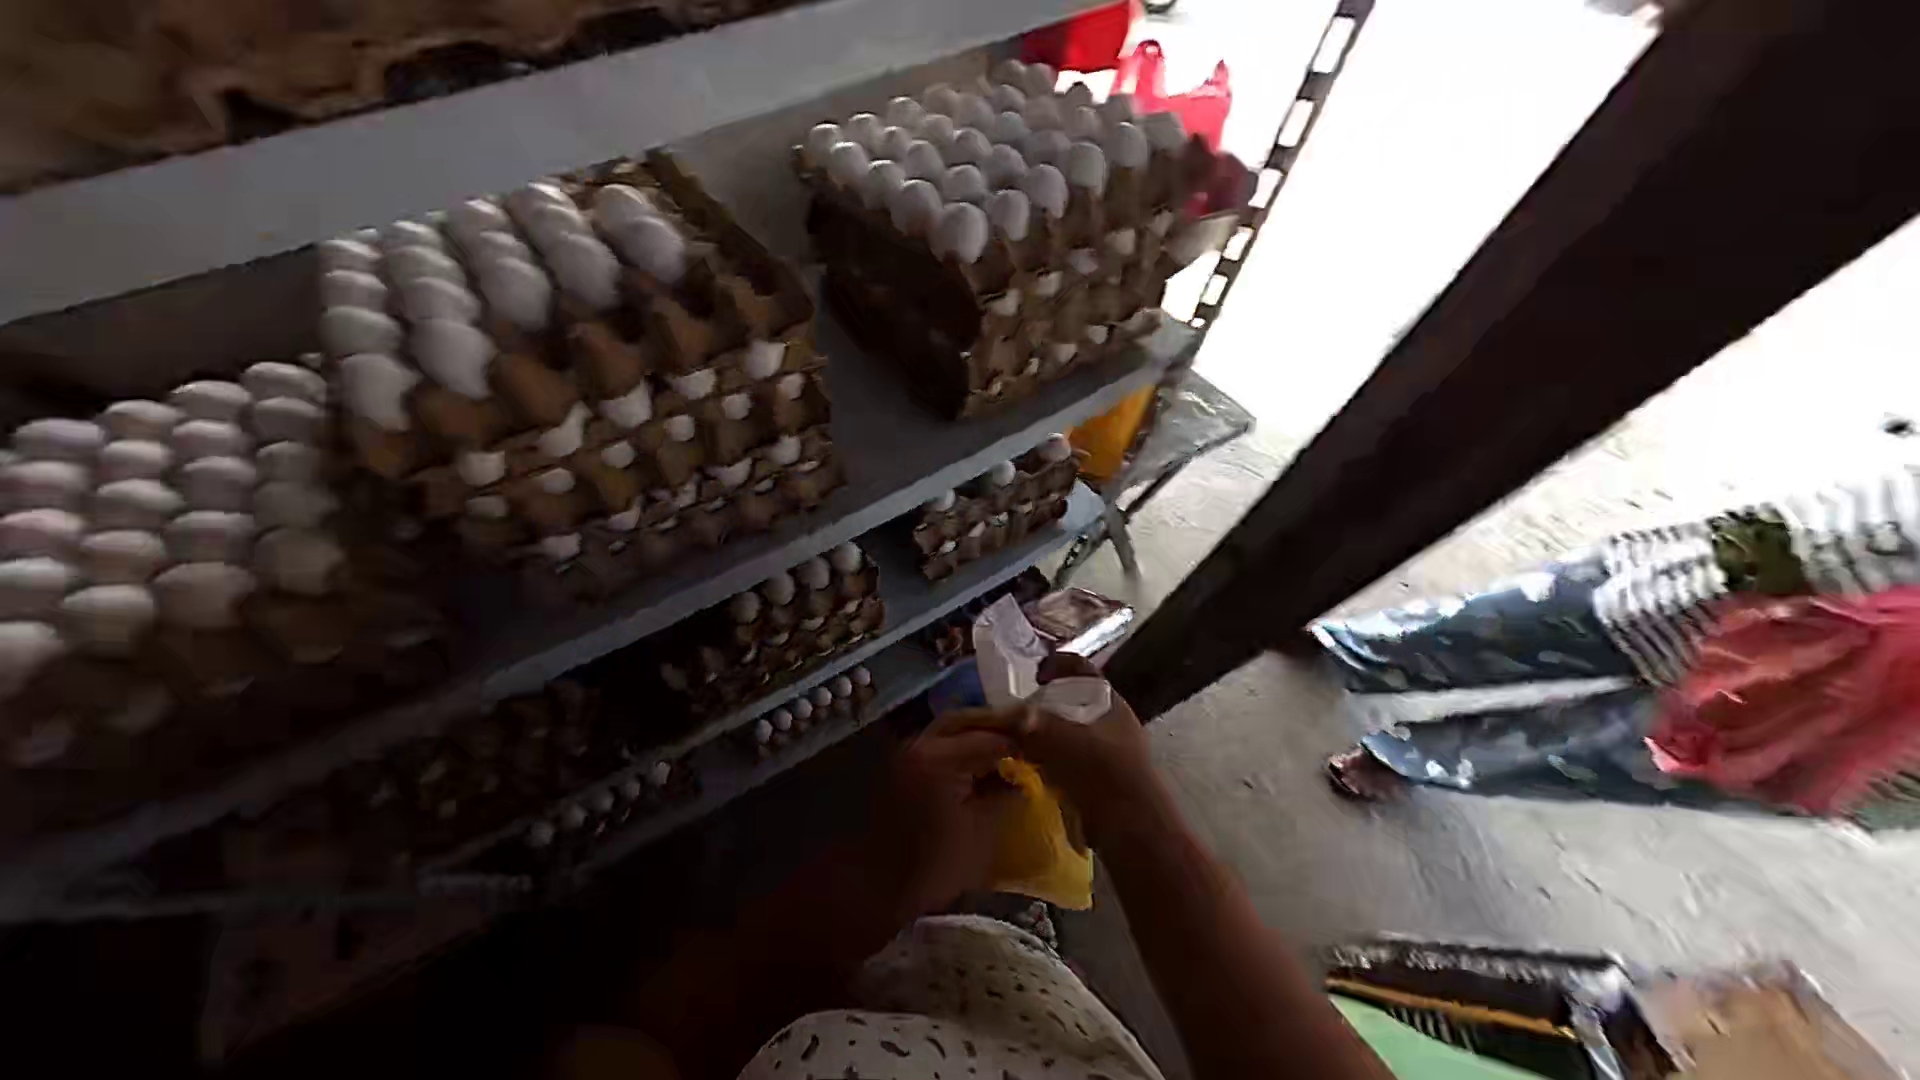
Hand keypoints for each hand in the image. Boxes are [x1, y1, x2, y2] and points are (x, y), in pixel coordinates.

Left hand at [871, 707, 1025, 912]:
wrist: (869, 889)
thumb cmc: (928, 867)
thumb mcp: (979, 836)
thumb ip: (1006, 799)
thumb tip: (1026, 781)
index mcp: (940, 757)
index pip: (992, 737)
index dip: (1022, 744)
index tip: (1046, 752)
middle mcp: (921, 743)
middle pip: (967, 721)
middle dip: (998, 729)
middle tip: (1026, 743)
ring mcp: (908, 752)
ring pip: (950, 729)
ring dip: (979, 736)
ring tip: (1008, 753)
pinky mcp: (902, 765)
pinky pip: (938, 744)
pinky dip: (961, 748)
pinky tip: (980, 767)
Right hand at [1012, 654, 1165, 847]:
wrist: (1130, 827)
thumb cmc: (1098, 771)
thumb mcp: (1056, 738)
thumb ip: (1027, 723)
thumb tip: (1001, 715)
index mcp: (1110, 701)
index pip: (1081, 668)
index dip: (1056, 665)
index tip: (1033, 675)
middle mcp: (1113, 721)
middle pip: (1075, 700)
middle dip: (1046, 702)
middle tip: (1018, 709)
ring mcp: (1110, 751)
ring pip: (1071, 730)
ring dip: (1046, 733)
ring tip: (1019, 739)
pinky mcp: (1102, 778)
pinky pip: (1070, 758)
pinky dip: (1051, 758)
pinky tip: (1033, 766)